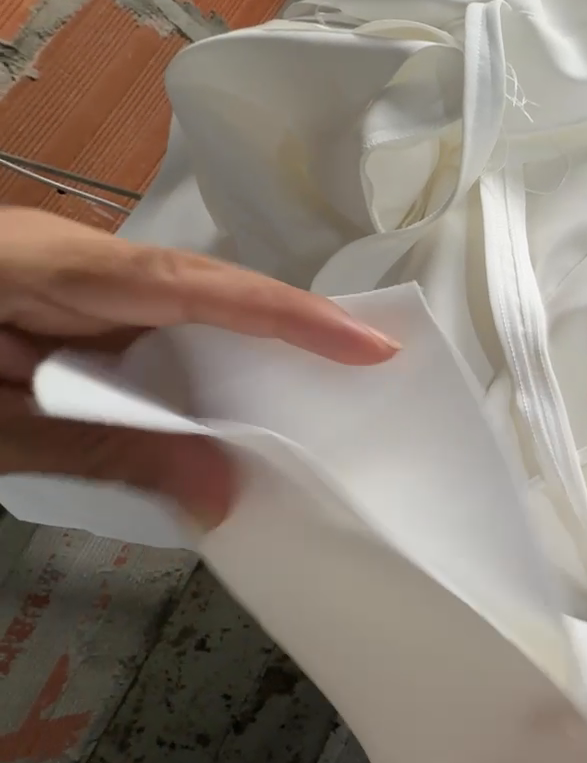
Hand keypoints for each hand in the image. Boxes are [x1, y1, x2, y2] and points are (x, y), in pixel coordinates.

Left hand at [0, 207, 396, 523]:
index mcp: (33, 265)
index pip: (195, 284)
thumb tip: (226, 497)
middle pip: (206, 303)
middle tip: (366, 391)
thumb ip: (98, 451)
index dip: (292, 316)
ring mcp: (60, 293)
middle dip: (285, 348)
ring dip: (237, 380)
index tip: (375, 348)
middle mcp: (61, 268)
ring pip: (182, 332)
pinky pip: (148, 353)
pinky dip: (189, 395)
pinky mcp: (56, 323)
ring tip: (308, 422)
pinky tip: (222, 430)